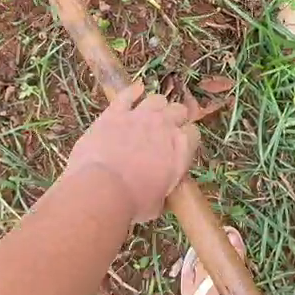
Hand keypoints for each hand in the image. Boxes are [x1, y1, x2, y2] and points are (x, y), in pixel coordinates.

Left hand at [65, 91, 197, 222]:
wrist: (101, 190)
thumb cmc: (133, 203)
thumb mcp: (157, 203)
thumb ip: (162, 190)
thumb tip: (158, 195)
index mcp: (181, 147)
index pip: (193, 133)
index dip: (187, 139)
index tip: (180, 147)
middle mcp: (165, 125)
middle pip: (178, 110)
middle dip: (175, 118)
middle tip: (166, 130)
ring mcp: (140, 116)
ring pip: (156, 99)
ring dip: (156, 106)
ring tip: (151, 113)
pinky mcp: (115, 113)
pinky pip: (128, 94)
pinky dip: (133, 92)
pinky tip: (136, 91)